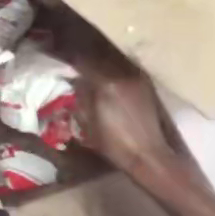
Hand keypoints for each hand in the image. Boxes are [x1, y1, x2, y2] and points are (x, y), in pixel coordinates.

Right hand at [76, 66, 192, 189]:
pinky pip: (125, 71)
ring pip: (114, 63)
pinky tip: (110, 80)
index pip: (84, 62)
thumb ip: (81, 97)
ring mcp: (137, 79)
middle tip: (76, 64)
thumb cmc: (115, 144)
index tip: (64, 62)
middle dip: (87, 60)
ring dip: (102, 64)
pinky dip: (115, 72)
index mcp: (106, 84)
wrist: (150, 156)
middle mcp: (123, 75)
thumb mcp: (89, 124)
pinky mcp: (147, 86)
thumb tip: (76, 81)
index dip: (72, 60)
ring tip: (92, 70)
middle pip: (100, 59)